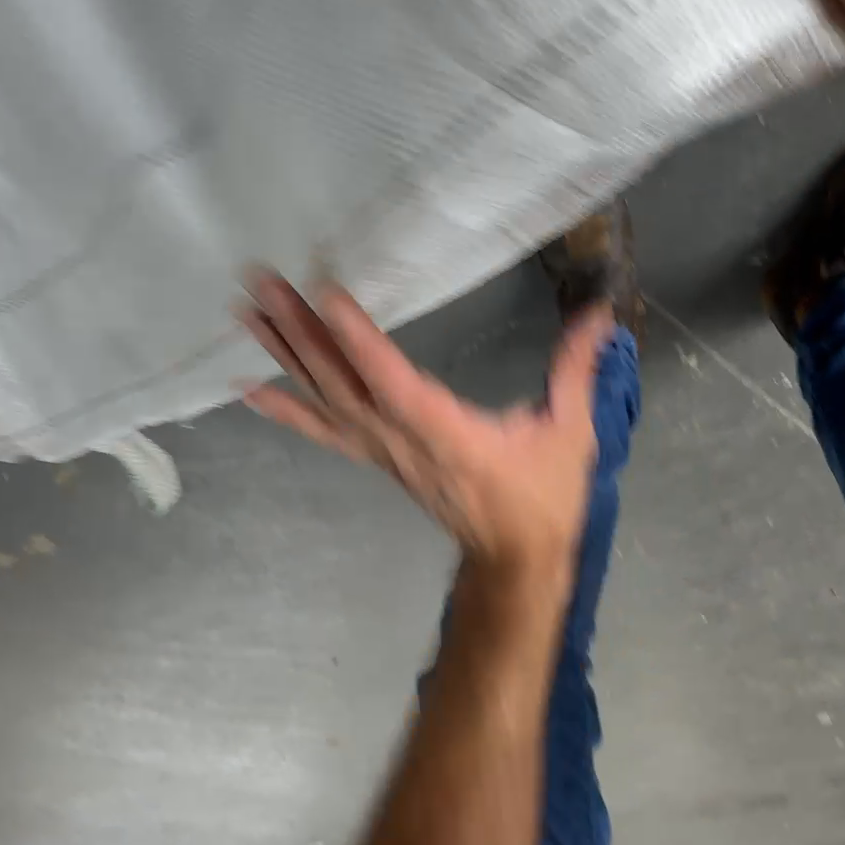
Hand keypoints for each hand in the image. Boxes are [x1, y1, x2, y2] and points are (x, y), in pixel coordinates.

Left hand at [237, 270, 613, 584]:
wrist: (516, 561)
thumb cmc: (543, 499)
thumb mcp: (570, 432)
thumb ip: (576, 369)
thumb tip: (600, 313)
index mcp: (448, 434)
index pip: (394, 383)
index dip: (358, 341)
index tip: (323, 294)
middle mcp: (403, 442)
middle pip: (343, 385)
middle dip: (301, 333)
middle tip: (261, 283)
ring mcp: (384, 454)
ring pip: (325, 403)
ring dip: (284, 357)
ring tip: (245, 314)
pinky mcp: (380, 459)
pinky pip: (325, 432)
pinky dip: (286, 409)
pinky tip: (250, 387)